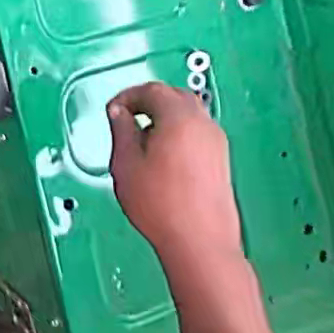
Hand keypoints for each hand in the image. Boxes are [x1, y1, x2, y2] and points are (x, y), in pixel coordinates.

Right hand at [107, 81, 241, 268]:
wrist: (200, 242)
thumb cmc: (160, 204)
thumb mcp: (125, 163)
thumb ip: (121, 130)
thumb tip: (119, 113)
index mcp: (179, 118)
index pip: (152, 90)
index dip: (128, 96)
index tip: (113, 110)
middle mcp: (203, 124)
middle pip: (174, 96)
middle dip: (148, 101)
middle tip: (125, 116)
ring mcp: (216, 142)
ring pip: (188, 112)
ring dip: (163, 115)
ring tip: (141, 137)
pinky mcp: (220, 159)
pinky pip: (196, 131)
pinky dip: (177, 130)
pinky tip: (160, 154)